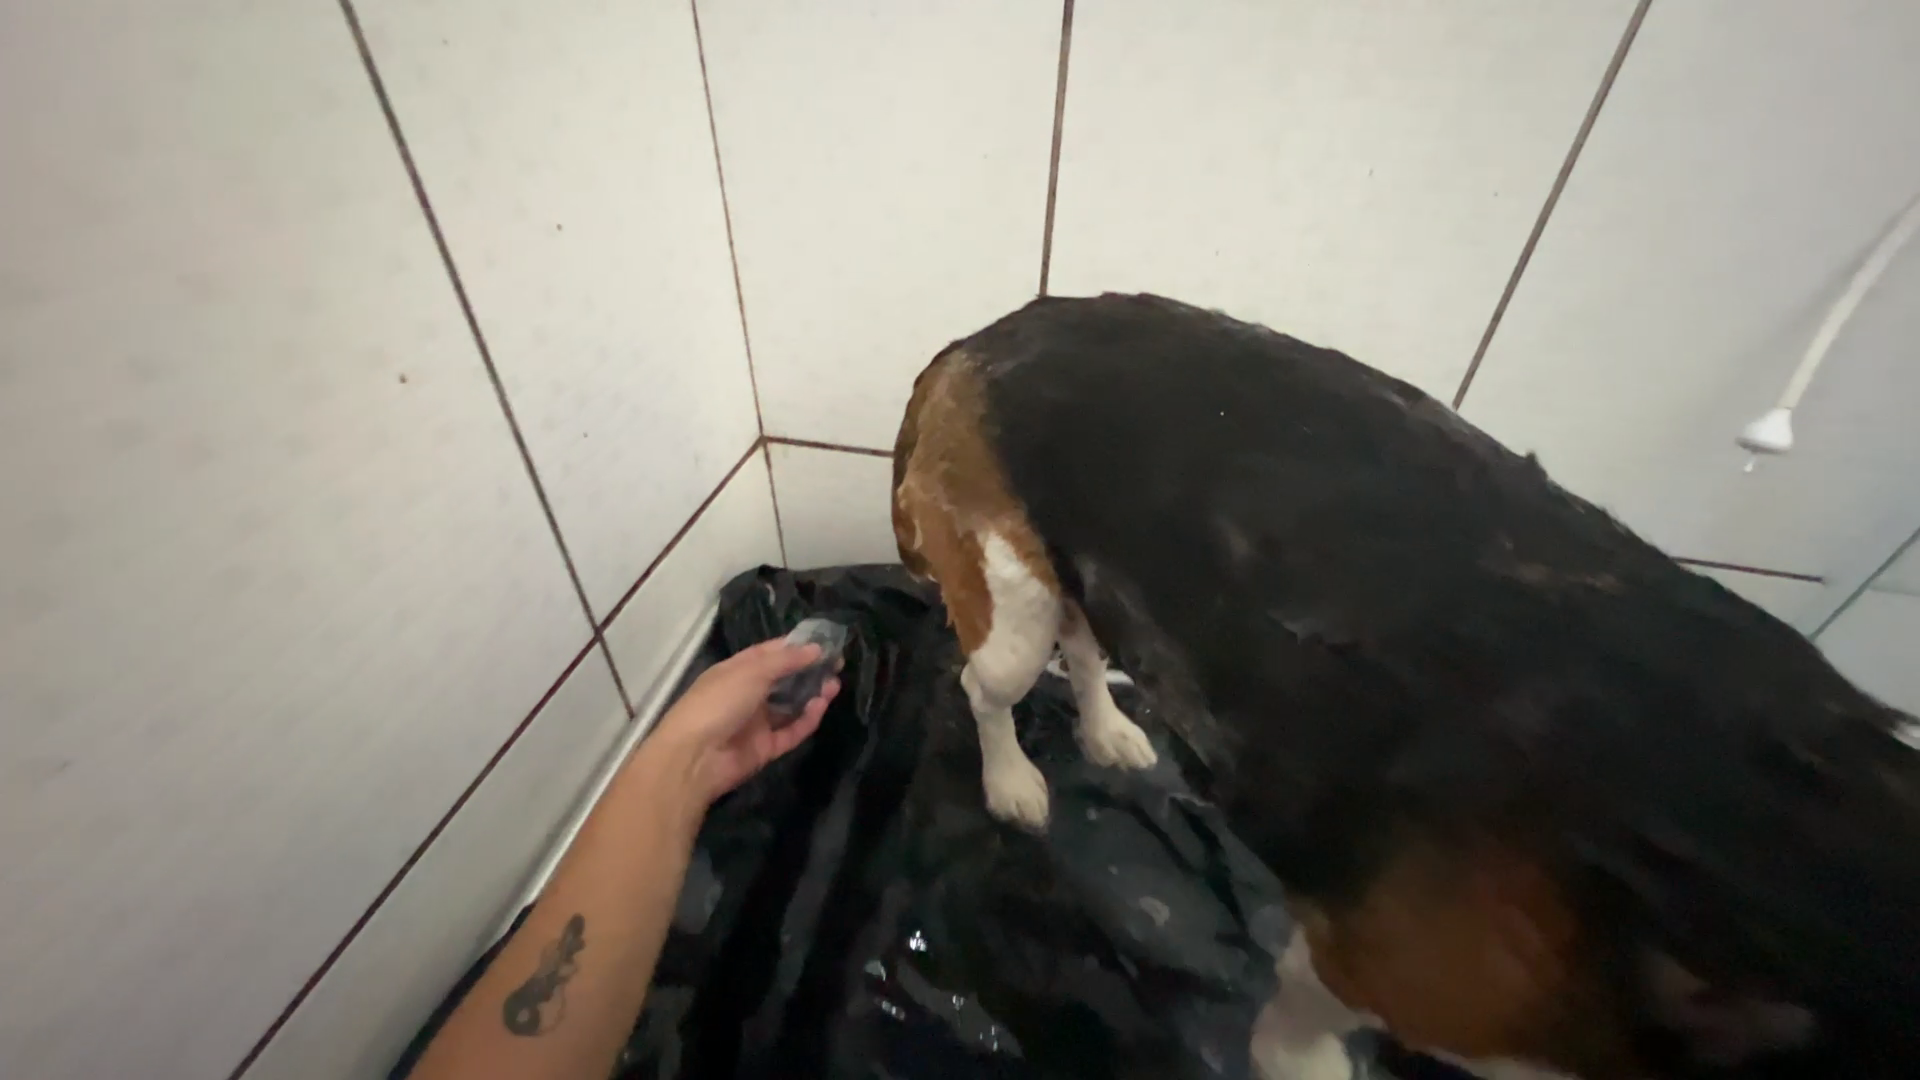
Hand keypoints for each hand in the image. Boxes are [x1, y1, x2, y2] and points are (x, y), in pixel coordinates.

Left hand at [644, 637, 840, 809]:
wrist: (694, 758)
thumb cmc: (718, 702)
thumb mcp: (752, 671)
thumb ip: (786, 660)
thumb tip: (816, 648)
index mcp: (737, 671)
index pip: (770, 653)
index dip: (796, 647)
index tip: (824, 642)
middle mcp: (747, 694)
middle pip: (783, 680)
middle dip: (809, 671)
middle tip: (837, 664)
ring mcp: (756, 722)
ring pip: (790, 706)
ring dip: (812, 695)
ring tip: (834, 685)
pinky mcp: (764, 747)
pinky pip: (791, 731)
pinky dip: (806, 720)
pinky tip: (820, 707)